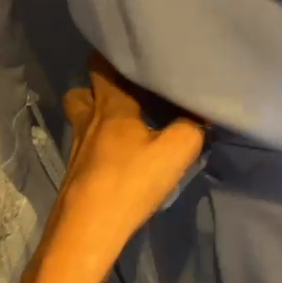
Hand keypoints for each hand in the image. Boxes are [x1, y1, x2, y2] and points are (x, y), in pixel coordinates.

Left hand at [44, 57, 204, 277]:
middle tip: (131, 84)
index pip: (103, 65)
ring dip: (98, 111)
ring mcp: (79, 147)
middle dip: (103, 82)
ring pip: (82, 116)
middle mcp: (89, 120)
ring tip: (126, 117)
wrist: (87, 233)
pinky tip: (124, 152)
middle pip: (84, 88)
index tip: (136, 49)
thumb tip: (203, 111)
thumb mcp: (177, 151)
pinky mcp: (77, 172)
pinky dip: (103, 140)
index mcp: (111, 106)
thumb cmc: (130, 183)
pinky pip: (89, 142)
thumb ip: (194, 125)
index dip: (115, 53)